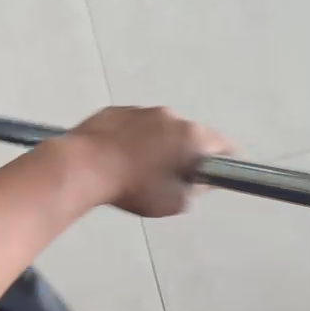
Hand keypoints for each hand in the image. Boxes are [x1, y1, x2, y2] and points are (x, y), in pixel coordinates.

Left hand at [61, 106, 234, 216]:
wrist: (84, 166)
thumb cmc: (134, 187)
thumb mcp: (176, 200)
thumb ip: (197, 188)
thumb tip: (200, 180)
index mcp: (190, 134)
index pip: (222, 143)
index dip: (225, 158)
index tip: (222, 169)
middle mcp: (168, 115)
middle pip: (188, 133)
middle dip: (185, 150)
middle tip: (175, 173)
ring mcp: (138, 110)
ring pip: (158, 127)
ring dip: (157, 142)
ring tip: (142, 166)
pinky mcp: (113, 110)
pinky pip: (132, 124)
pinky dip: (132, 136)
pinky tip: (120, 155)